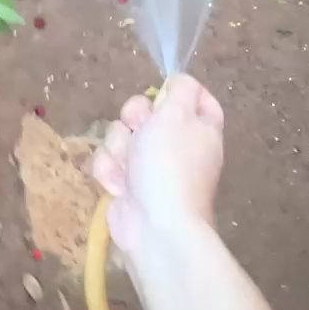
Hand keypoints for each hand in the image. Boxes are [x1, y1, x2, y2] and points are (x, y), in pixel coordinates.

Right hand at [91, 74, 224, 253]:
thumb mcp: (178, 113)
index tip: (164, 94)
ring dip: (119, 147)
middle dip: (134, 117)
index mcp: (199, 127)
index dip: (178, 91)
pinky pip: (109, 160)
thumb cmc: (170, 164)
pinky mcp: (127, 183)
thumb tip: (178, 83)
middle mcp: (176, 144)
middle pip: (147, 110)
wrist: (154, 227)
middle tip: (140, 128)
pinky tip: (119, 185)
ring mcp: (150, 166)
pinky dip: (110, 170)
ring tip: (129, 166)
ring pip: (121, 133)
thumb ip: (180, 88)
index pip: (196, 97)